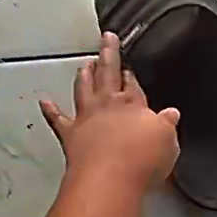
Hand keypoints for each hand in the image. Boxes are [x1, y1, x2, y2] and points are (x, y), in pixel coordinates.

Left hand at [39, 33, 180, 191]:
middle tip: (107, 39)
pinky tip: (44, 102)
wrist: (111, 178)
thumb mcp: (168, 141)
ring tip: (84, 63)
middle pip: (108, 74)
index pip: (133, 84)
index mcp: (134, 105)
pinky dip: (50, 110)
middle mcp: (108, 105)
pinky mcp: (71, 135)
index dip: (131, 74)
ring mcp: (87, 118)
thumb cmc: (142, 160)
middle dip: (108, 54)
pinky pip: (57, 119)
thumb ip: (168, 125)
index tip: (130, 66)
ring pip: (84, 88)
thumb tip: (171, 115)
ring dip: (84, 75)